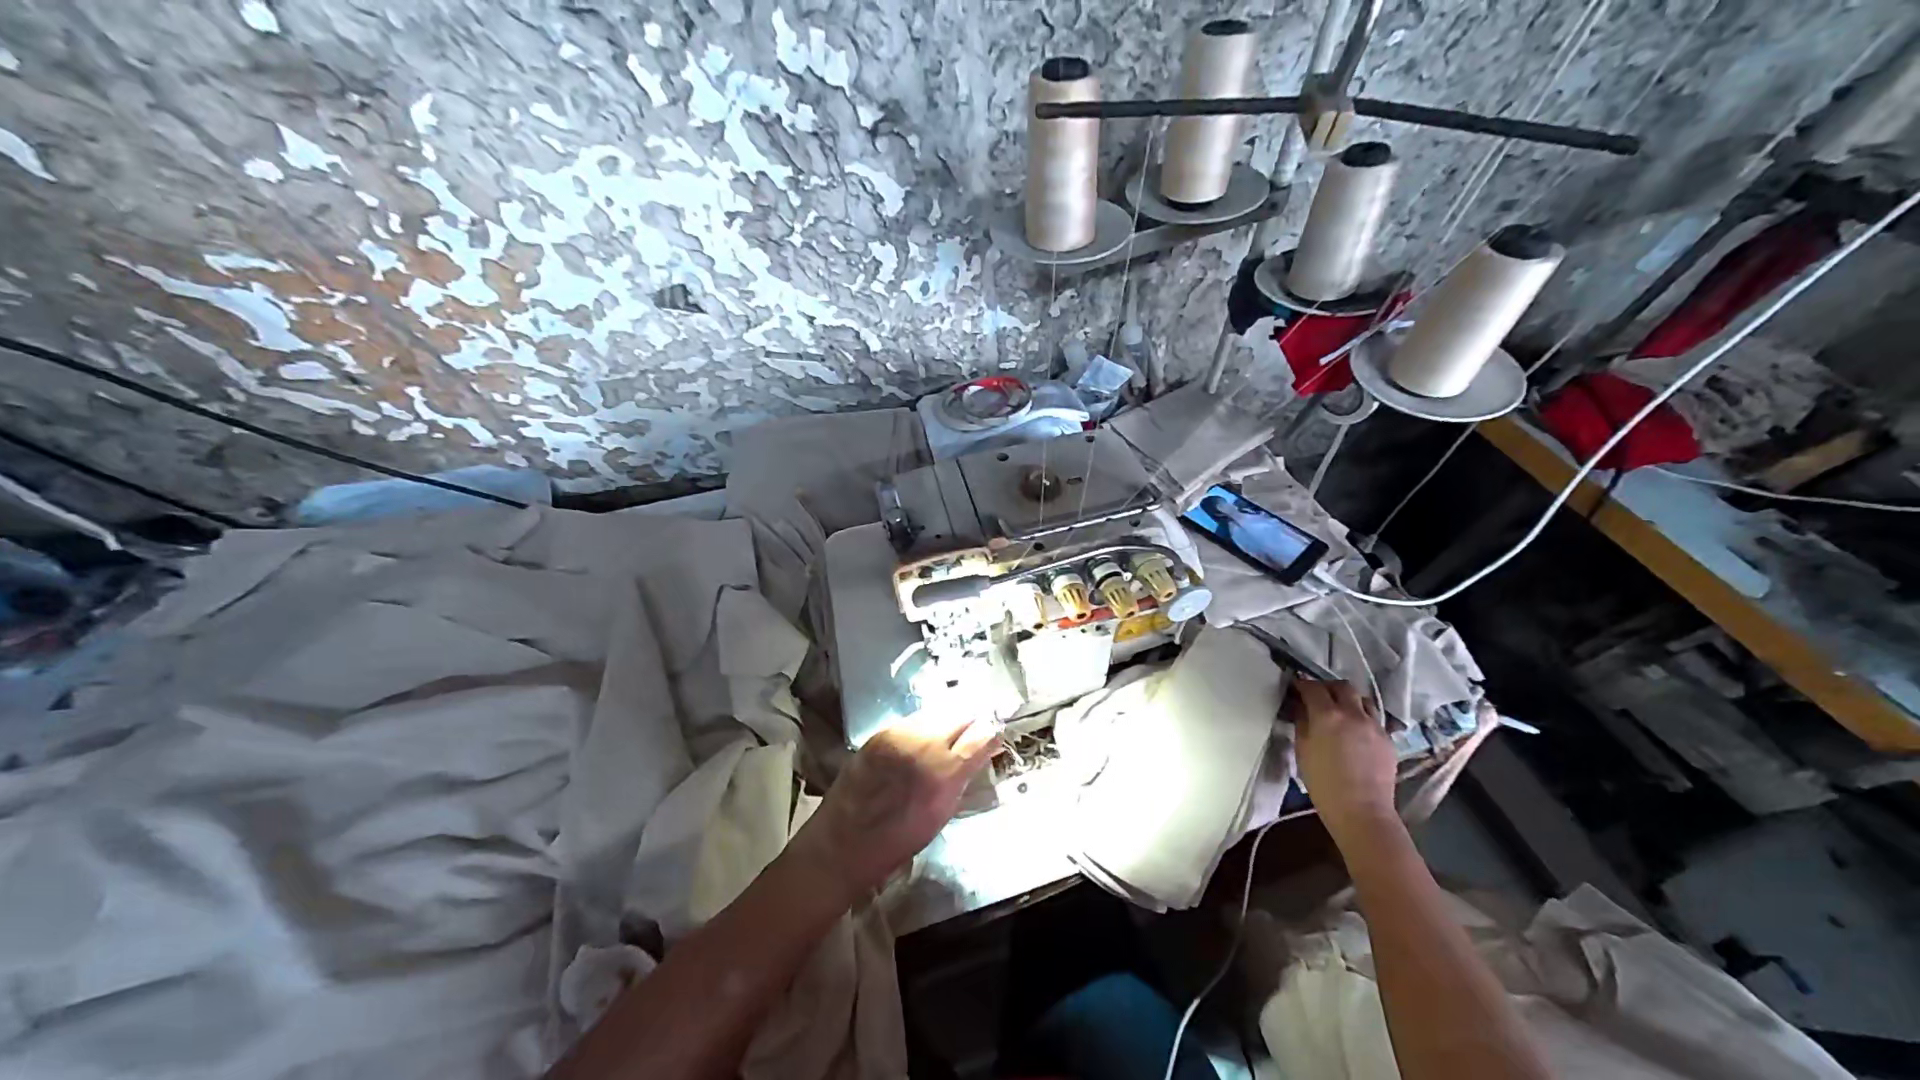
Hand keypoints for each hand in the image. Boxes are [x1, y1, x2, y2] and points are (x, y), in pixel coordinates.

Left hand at [789, 713, 1001, 903]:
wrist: (842, 843)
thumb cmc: (896, 843)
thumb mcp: (940, 814)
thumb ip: (960, 780)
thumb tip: (976, 757)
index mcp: (944, 772)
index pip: (982, 736)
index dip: (992, 735)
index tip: (995, 739)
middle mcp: (924, 744)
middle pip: (960, 715)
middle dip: (972, 722)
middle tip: (976, 732)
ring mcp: (899, 734)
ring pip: (936, 713)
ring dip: (948, 721)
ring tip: (951, 733)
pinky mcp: (880, 733)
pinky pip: (912, 720)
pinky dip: (924, 725)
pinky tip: (924, 738)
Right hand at [1291, 679, 1397, 844]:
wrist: (1361, 810)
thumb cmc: (1323, 783)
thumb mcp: (1302, 750)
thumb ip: (1302, 723)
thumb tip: (1301, 708)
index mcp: (1327, 715)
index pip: (1313, 687)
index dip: (1302, 684)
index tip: (1295, 688)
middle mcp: (1353, 713)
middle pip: (1342, 686)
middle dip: (1327, 687)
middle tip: (1317, 697)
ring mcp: (1374, 725)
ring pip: (1362, 699)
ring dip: (1348, 700)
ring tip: (1339, 712)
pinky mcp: (1388, 738)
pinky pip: (1373, 719)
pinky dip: (1361, 717)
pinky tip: (1354, 732)